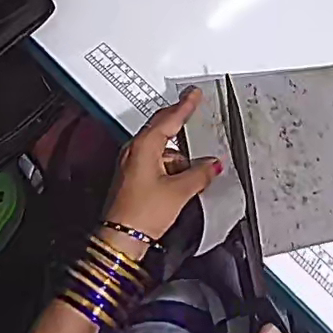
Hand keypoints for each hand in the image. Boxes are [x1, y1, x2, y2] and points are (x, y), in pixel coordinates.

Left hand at [103, 88, 223, 244]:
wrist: (120, 239)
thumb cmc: (141, 213)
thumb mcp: (179, 191)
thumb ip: (200, 173)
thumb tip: (212, 165)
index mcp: (145, 146)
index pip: (169, 118)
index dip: (185, 105)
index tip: (194, 94)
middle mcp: (135, 151)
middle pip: (160, 126)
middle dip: (177, 118)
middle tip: (191, 107)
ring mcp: (131, 163)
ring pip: (159, 146)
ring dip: (177, 148)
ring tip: (195, 159)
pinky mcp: (132, 177)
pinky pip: (155, 160)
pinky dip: (170, 162)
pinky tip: (182, 175)